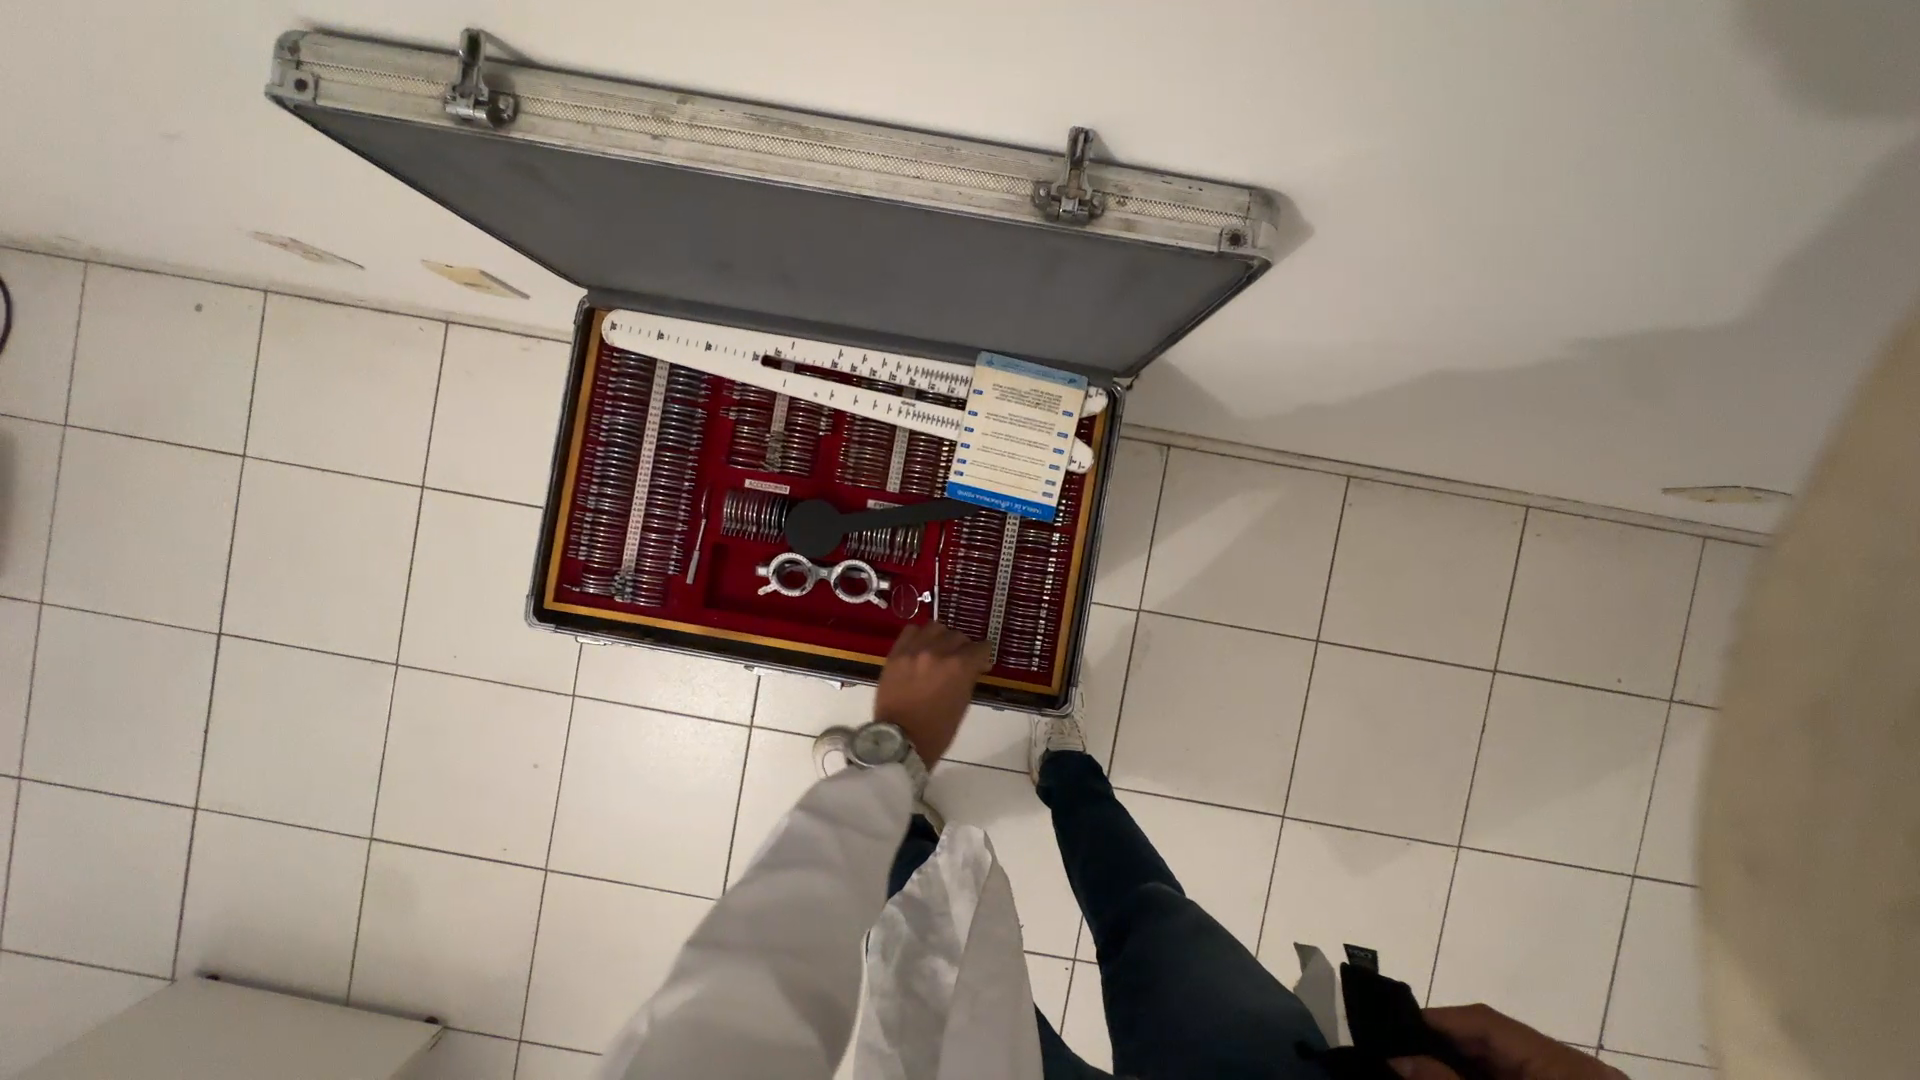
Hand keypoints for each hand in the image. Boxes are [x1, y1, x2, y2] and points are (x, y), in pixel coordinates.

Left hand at [873, 622, 992, 766]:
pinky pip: (910, 632)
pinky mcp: (896, 654)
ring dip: (942, 637)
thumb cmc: (937, 730)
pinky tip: (921, 647)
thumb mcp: (963, 703)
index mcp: (959, 667)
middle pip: (958, 636)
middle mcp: (937, 652)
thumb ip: (969, 677)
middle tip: (960, 660)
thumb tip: (974, 664)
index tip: (981, 663)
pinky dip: (919, 636)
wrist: (900, 739)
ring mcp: (914, 650)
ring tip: (940, 650)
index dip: (983, 655)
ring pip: (935, 627)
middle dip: (963, 648)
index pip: (980, 647)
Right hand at [1391, 1005, 1626, 1079]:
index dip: (1436, 1022)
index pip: (1487, 1022)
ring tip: (1419, 1075)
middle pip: (1496, 1042)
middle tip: (1399, 1057)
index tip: (1392, 1032)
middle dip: (1445, 1048)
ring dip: (1461, 1070)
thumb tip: (1399, 1059)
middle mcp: (1576, 1073)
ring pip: (1505, 1067)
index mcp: (1567, 1069)